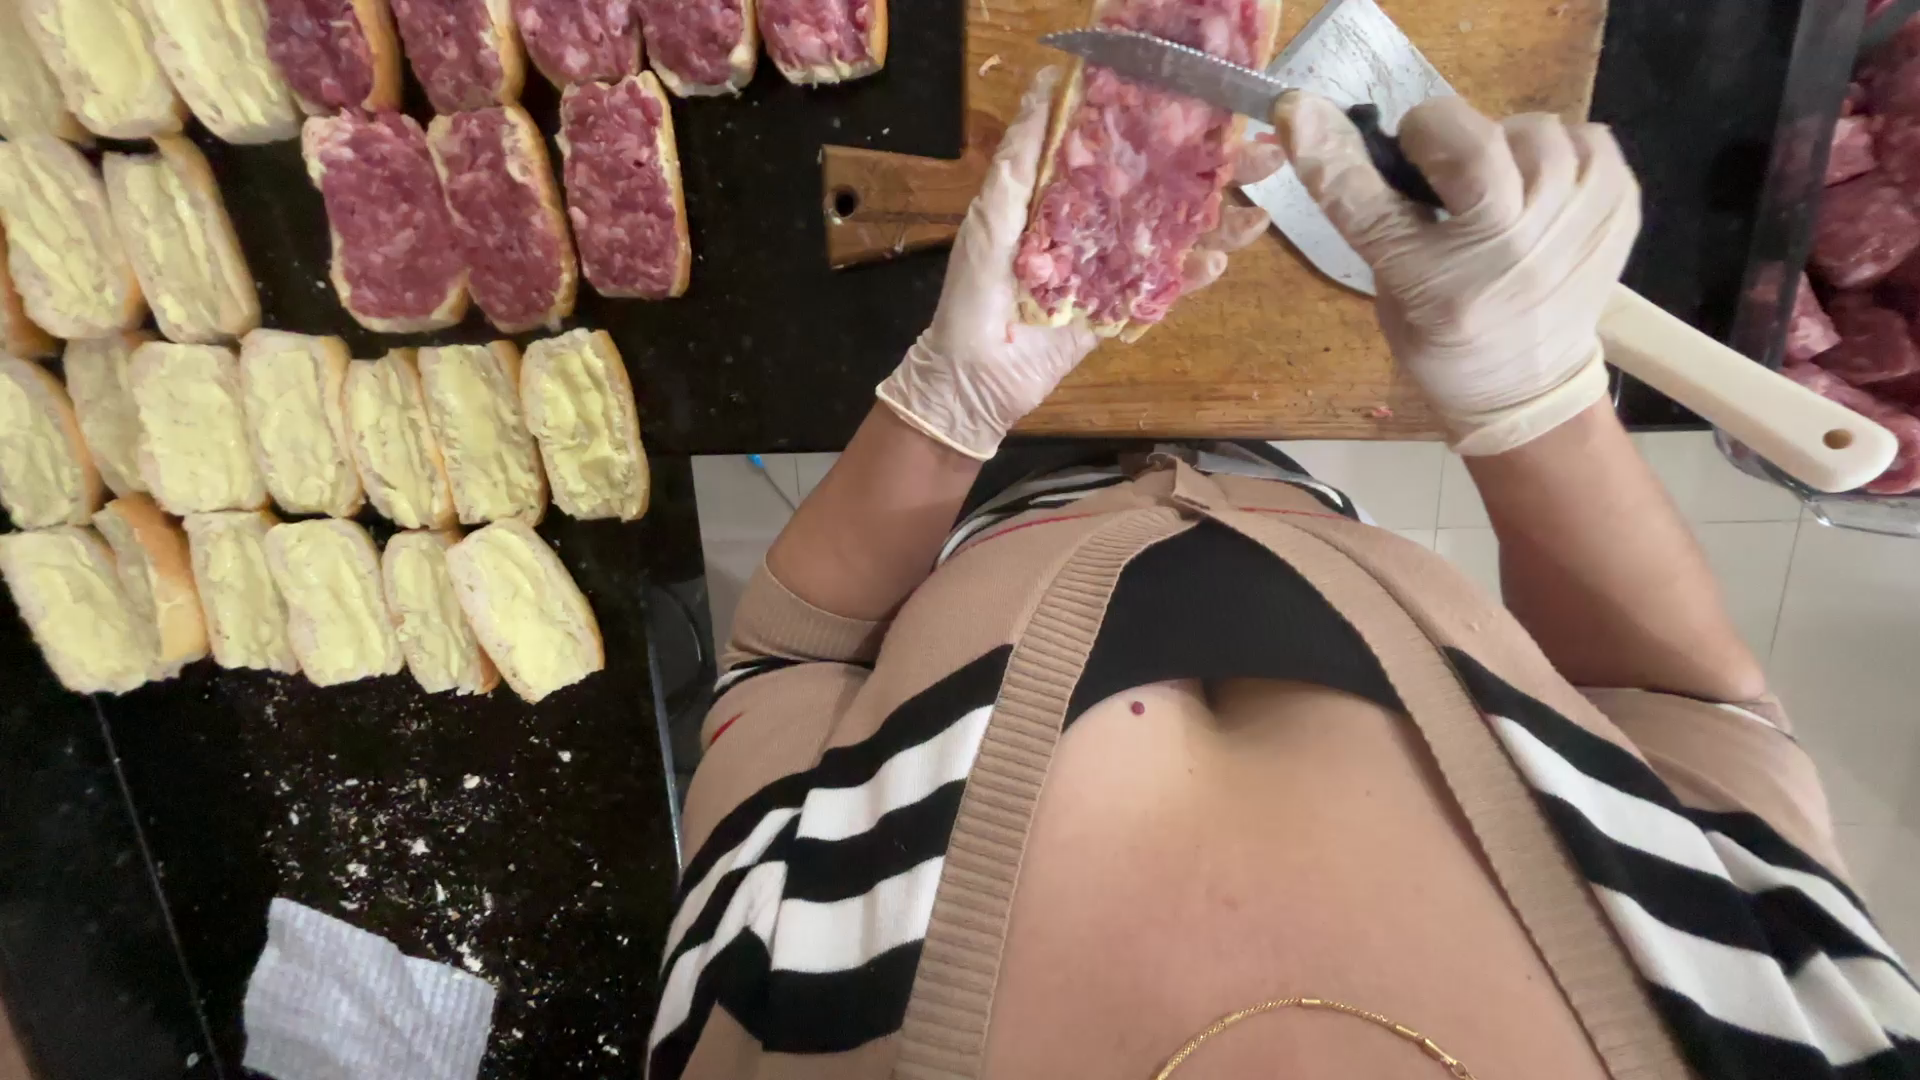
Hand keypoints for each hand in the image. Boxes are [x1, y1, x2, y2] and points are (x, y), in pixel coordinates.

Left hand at [878, 69, 1285, 459]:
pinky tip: (1217, 264)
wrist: (973, 378)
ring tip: (1256, 214)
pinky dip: (1186, 280)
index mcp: (1061, 196)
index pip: (1120, 149)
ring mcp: (1106, 271)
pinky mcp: (1113, 313)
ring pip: (1167, 241)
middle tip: (1263, 154)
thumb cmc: (972, 297)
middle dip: (1210, 173)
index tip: (1209, 101)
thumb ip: (1020, 160)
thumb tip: (1046, 86)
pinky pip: (1156, 293)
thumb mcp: (991, 219)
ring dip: (1213, 226)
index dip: (1163, 126)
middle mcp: (1091, 227)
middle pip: (1158, 192)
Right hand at [1276, 93, 1641, 454]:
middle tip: (1432, 157)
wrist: (1522, 384)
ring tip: (1489, 184)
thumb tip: (1351, 137)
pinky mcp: (1620, 208)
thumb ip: (1383, 218)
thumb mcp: (1392, 289)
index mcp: (1433, 286)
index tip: (1299, 114)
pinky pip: (1589, 138)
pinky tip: (1535, 187)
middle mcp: (1506, 255)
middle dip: (1442, 132)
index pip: (1370, 207)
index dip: (1329, 156)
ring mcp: (1574, 228)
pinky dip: (1555, 150)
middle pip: (1478, 146)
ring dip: (1502, 143)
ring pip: (1539, 132)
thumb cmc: (1438, 339)